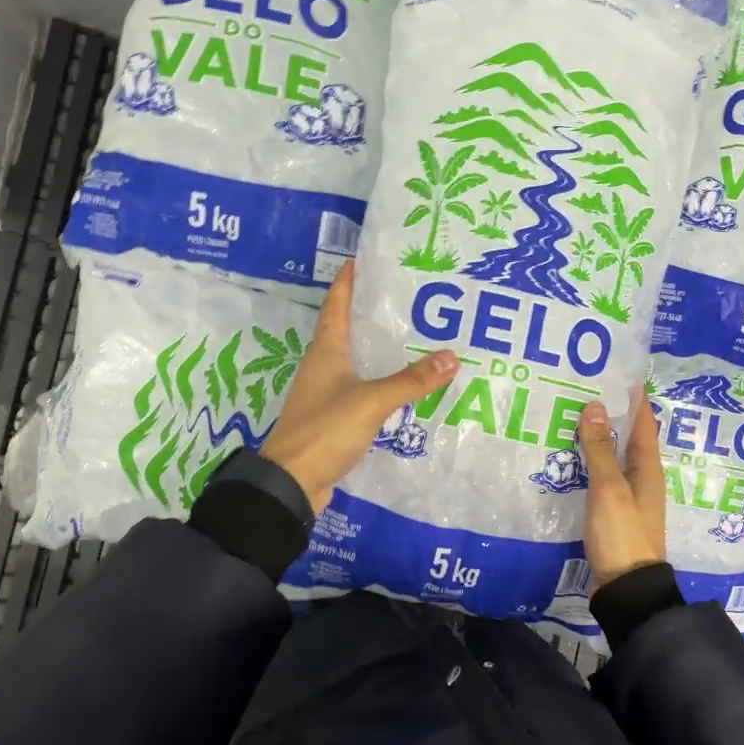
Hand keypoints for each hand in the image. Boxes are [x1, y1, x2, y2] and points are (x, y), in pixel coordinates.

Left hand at [260, 262, 458, 511]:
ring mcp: (325, 397)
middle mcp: (322, 369)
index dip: (347, 283)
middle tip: (403, 302)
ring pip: (354, 365)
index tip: (360, 261)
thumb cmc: (325, 431)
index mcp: (325, 353)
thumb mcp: (371, 401)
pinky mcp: (332, 423)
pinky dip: (379, 387)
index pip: (336, 307)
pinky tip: (401, 391)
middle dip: (369, 316)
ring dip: (376, 353)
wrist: (292, 483)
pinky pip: (360, 394)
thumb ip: (411, 381)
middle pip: (345, 333)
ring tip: (410, 343)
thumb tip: (452, 356)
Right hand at [575, 388, 666, 590]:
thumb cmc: (622, 534)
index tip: (619, 372)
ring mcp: (629, 499)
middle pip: (630, 439)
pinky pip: (604, 479)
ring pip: (615, 459)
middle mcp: (643, 479)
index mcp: (649, 469)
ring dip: (600, 439)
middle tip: (586, 389)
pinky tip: (573, 462)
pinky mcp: (614, 515)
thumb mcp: (610, 488)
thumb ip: (601, 449)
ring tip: (574, 418)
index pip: (644, 422)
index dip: (635, 398)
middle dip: (613, 415)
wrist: (626, 588)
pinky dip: (592, 464)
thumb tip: (596, 406)